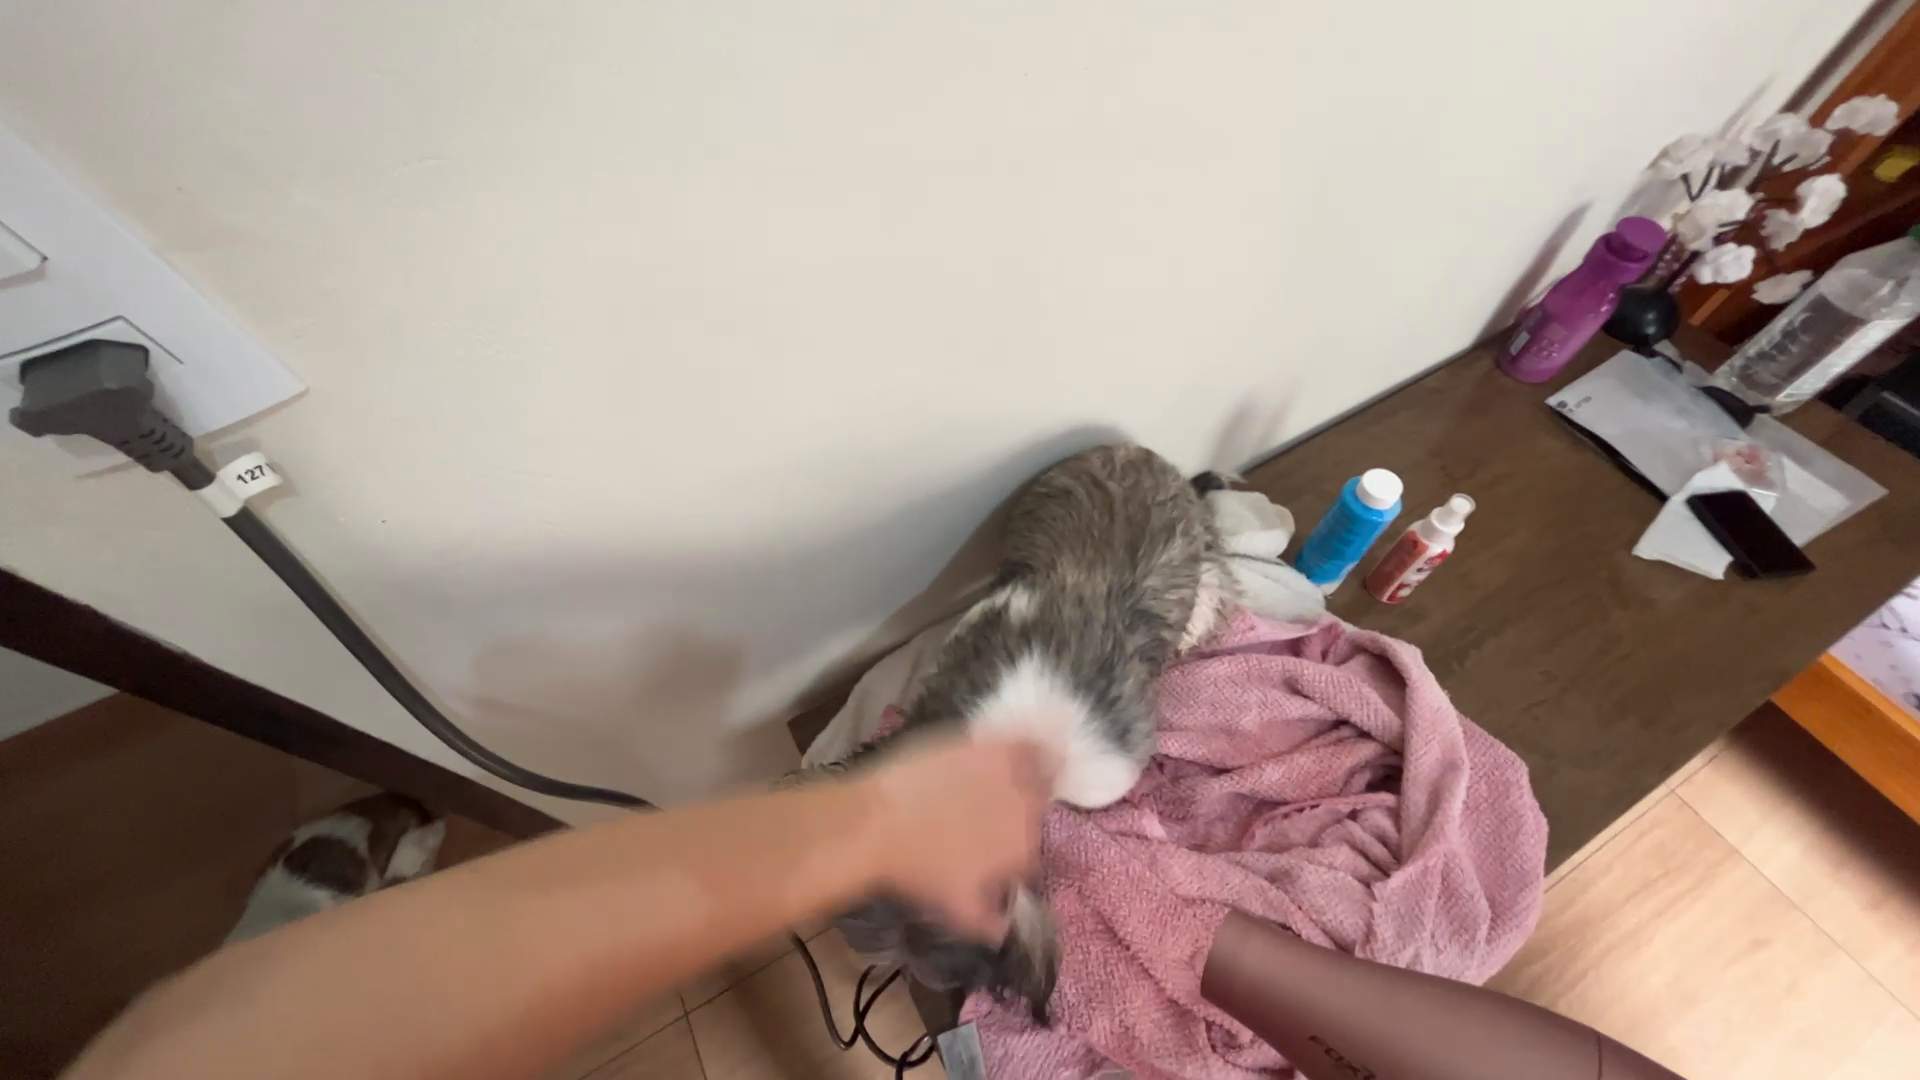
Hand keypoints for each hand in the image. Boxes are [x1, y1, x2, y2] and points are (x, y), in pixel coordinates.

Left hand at [857, 736, 1052, 941]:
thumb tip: (1006, 928)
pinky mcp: (990, 745)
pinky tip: (1015, 745)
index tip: (999, 846)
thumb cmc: (916, 873)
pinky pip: (1023, 741)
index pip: (1034, 852)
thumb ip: (991, 923)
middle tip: (997, 810)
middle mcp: (1027, 813)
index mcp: (1023, 853)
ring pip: (1040, 769)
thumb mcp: (957, 913)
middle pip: (1039, 806)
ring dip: (1034, 772)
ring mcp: (1010, 774)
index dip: (1018, 848)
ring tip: (1010, 774)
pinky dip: (1026, 743)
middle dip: (1026, 809)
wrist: (878, 823)